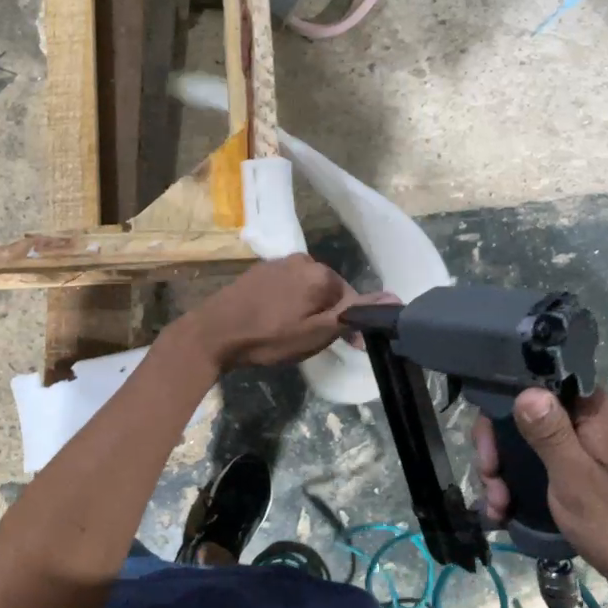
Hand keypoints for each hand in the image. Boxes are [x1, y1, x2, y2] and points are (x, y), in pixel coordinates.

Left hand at [181, 254, 392, 369]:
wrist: (212, 333)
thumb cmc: (268, 337)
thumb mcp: (316, 332)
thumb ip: (354, 314)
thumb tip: (395, 296)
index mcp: (319, 272)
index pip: (351, 298)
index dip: (351, 323)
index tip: (347, 346)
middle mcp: (301, 260)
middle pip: (328, 290)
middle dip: (329, 315)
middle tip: (318, 343)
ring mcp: (276, 264)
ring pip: (306, 289)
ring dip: (309, 310)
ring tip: (296, 336)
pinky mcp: (258, 273)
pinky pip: (286, 288)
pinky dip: (289, 304)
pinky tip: (277, 323)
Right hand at [474, 389, 607, 607]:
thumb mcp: (576, 480)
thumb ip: (550, 434)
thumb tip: (526, 389)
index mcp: (600, 415)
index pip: (543, 387)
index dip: (507, 407)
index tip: (487, 442)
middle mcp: (595, 425)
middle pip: (530, 417)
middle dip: (500, 449)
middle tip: (488, 478)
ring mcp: (589, 452)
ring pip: (530, 445)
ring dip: (505, 472)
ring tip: (497, 505)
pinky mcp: (584, 476)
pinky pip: (542, 468)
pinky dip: (520, 485)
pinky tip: (505, 510)